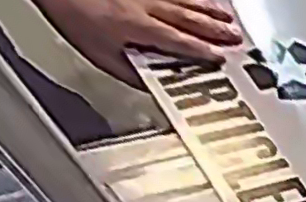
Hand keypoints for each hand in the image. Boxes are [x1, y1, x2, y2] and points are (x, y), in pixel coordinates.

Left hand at [37, 0, 244, 84]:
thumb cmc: (68, 12)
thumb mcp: (99, 54)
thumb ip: (132, 73)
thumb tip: (159, 89)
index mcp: (136, 26)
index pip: (178, 42)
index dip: (202, 51)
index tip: (222, 59)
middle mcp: (143, 4)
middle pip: (187, 18)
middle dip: (215, 29)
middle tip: (237, 38)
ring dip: (208, 9)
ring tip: (228, 17)